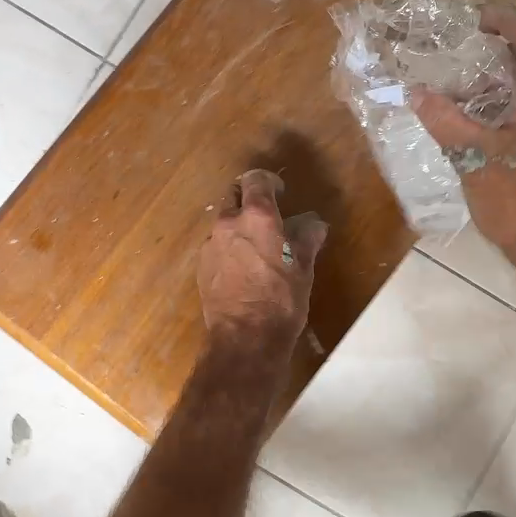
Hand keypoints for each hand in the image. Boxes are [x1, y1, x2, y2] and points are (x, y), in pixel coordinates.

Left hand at [198, 170, 327, 356]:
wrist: (245, 336)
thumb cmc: (281, 299)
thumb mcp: (303, 266)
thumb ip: (307, 237)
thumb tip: (313, 223)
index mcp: (256, 216)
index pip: (256, 180)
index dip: (269, 182)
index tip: (280, 192)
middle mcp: (228, 223)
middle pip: (234, 195)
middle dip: (249, 199)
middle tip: (266, 215)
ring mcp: (211, 244)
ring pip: (224, 223)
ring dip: (238, 226)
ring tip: (256, 248)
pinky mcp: (201, 266)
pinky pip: (216, 246)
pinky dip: (229, 248)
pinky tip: (242, 269)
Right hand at [410, 6, 515, 263]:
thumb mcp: (473, 156)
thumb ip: (444, 119)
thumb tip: (417, 93)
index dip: (507, 21)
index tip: (473, 22)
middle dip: (502, 48)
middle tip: (463, 50)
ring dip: (506, 77)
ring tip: (465, 82)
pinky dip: (514, 100)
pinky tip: (483, 116)